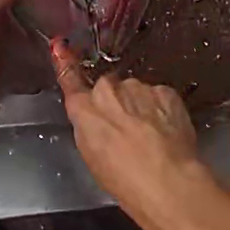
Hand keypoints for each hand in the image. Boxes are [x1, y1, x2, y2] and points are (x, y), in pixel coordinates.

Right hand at [52, 38, 220, 229]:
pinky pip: (158, 97)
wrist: (170, 184)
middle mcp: (108, 90)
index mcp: (84, 109)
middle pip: (108, 88)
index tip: (60, 46)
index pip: (70, 79)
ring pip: (135, 92)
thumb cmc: (125, 181)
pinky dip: (161, 110)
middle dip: (114, 103)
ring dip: (140, 107)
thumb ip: (88, 127)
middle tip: (126, 131)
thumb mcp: (92, 157)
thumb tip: (93, 117)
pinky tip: (167, 133)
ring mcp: (139, 88)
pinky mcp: (166, 92)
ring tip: (151, 138)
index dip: (64, 62)